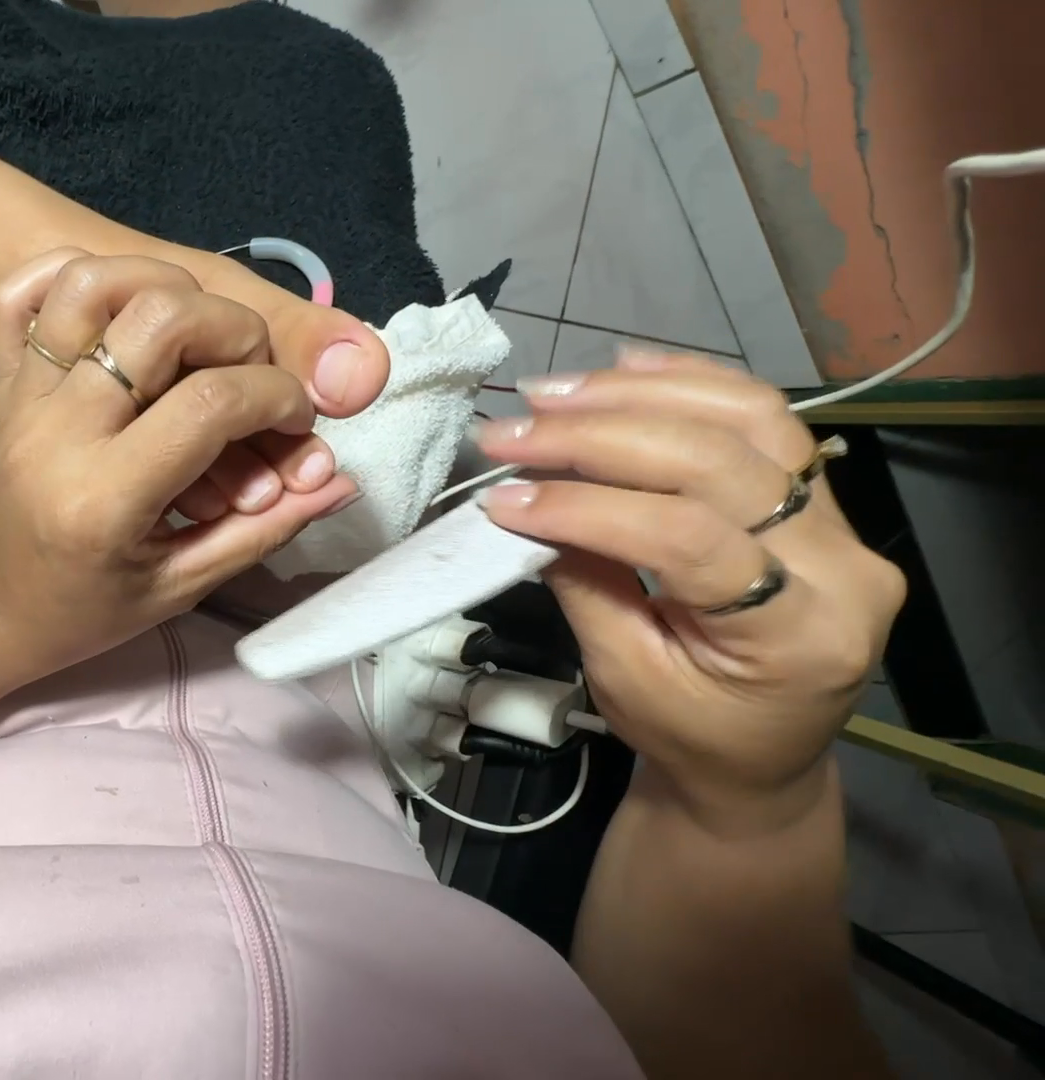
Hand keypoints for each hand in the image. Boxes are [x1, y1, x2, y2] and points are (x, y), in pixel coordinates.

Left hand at [0, 252, 358, 689]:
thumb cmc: (80, 615)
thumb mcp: (178, 588)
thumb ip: (262, 531)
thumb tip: (341, 482)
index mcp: (102, 498)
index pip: (211, 401)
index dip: (277, 398)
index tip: (294, 421)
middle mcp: (56, 431)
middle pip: (159, 317)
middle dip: (235, 330)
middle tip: (251, 375)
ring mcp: (21, 397)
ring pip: (91, 282)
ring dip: (163, 286)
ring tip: (197, 335)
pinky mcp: (2, 383)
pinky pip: (22, 293)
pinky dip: (75, 276)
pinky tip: (122, 307)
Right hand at [472, 349, 905, 833]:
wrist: (759, 752)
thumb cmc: (686, 731)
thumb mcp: (623, 675)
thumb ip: (583, 584)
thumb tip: (524, 510)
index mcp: (800, 633)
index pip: (686, 539)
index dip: (586, 508)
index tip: (502, 499)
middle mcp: (844, 562)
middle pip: (718, 461)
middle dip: (596, 437)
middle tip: (508, 432)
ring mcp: (839, 521)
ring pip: (747, 418)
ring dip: (635, 394)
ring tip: (549, 394)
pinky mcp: (816, 497)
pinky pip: (760, 417)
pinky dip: (683, 382)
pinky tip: (619, 367)